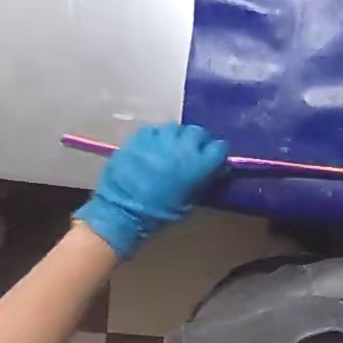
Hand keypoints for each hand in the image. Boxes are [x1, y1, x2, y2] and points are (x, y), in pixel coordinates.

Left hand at [73, 123, 228, 257]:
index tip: (214, 161)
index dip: (218, 154)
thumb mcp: (188, 203)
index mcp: (198, 164)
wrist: (121, 210)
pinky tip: (152, 149)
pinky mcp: (140, 136)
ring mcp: (160, 137)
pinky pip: (155, 131)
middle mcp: (182, 145)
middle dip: (198, 142)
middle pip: (199, 133)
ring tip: (171, 149)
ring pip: (177, 128)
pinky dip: (158, 138)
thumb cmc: (158, 213)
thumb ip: (202, 182)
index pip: (220, 147)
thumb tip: (212, 171)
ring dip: (177, 137)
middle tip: (192, 154)